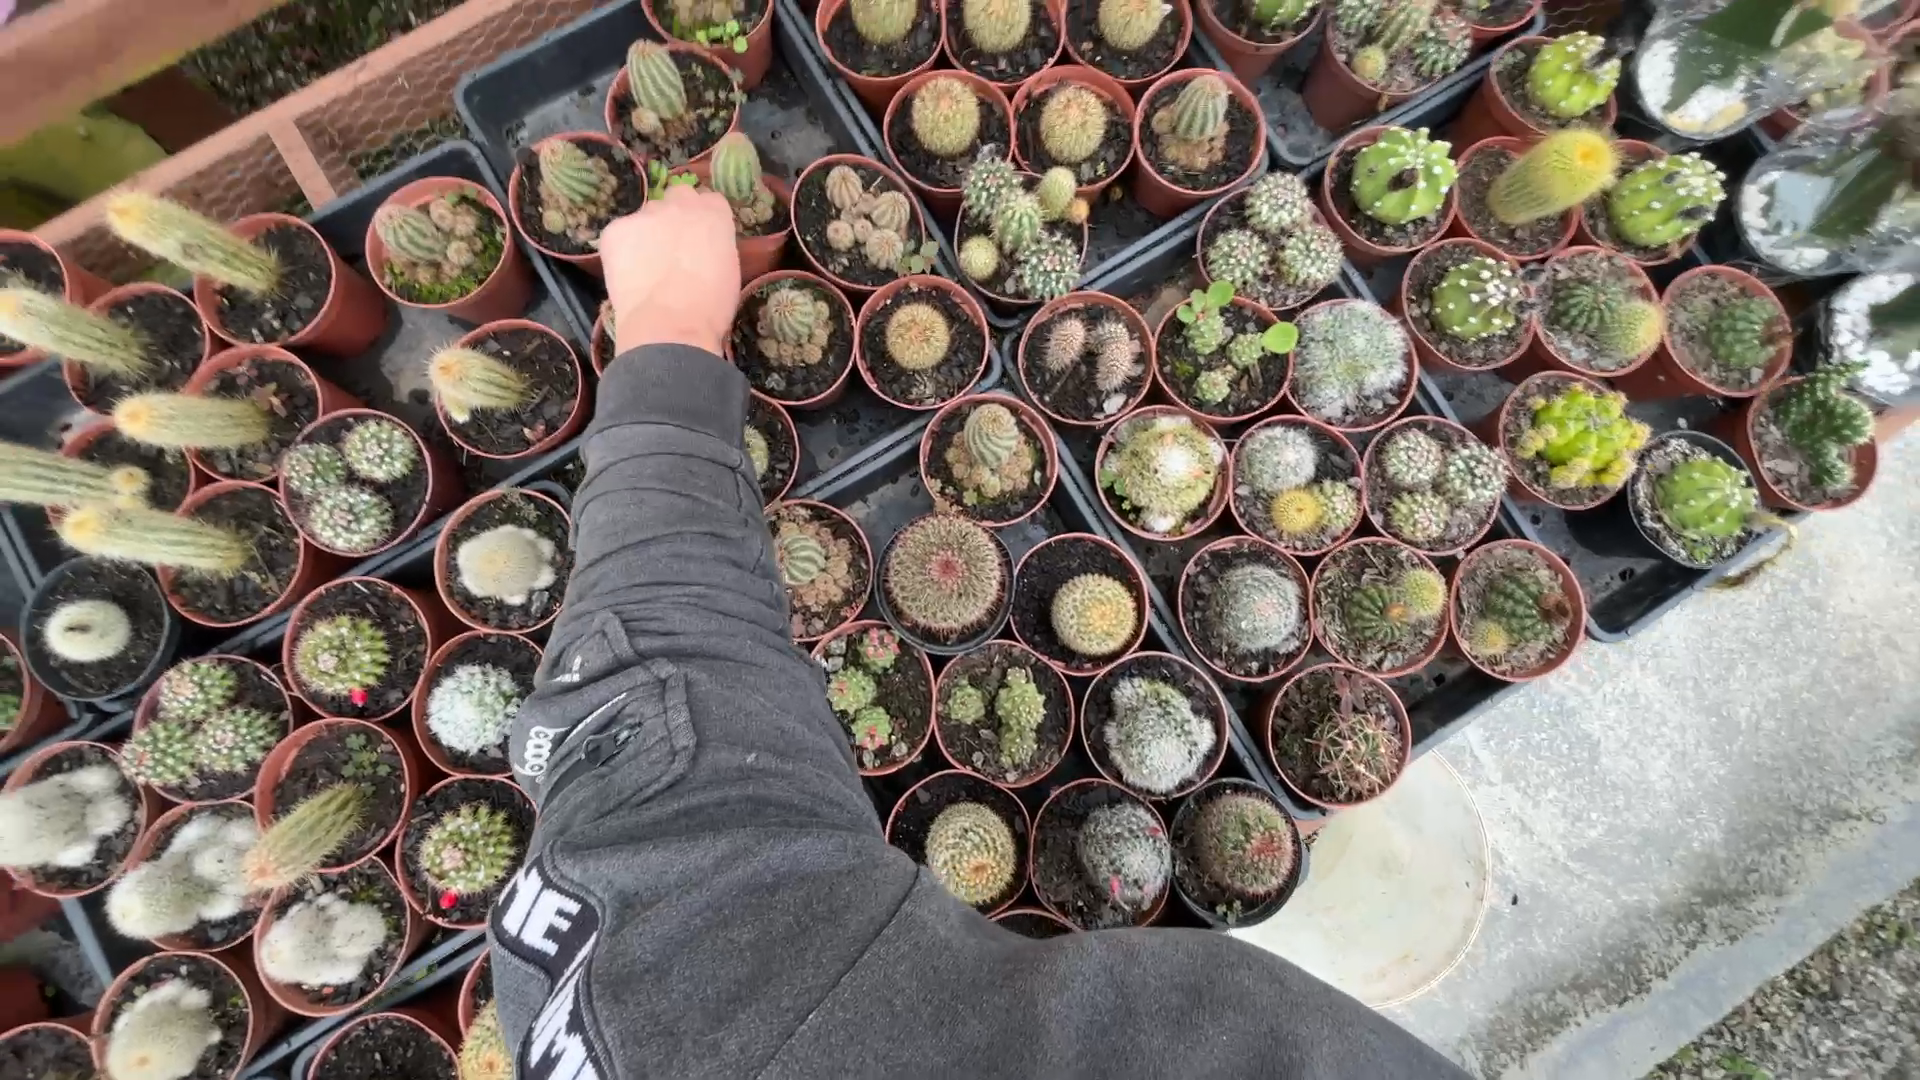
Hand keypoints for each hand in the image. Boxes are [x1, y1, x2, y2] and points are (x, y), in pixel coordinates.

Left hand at [601, 184, 740, 356]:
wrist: (670, 326)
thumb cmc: (711, 309)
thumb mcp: (729, 272)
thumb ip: (717, 248)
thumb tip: (706, 248)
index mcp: (714, 215)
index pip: (711, 200)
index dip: (707, 219)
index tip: (706, 238)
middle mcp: (680, 205)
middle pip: (678, 197)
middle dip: (678, 215)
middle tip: (677, 247)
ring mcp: (644, 215)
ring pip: (647, 215)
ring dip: (650, 232)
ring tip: (650, 267)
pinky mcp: (614, 230)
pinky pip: (621, 234)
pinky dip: (624, 250)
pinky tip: (631, 276)